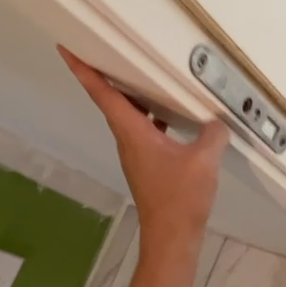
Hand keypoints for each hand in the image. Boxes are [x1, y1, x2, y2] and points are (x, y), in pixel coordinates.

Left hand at [61, 47, 228, 251]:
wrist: (172, 237)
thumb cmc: (180, 198)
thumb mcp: (204, 161)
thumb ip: (212, 135)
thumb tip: (217, 123)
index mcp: (133, 133)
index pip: (104, 94)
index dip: (84, 70)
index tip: (67, 50)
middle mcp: (128, 141)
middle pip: (113, 102)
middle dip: (108, 76)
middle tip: (108, 50)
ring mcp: (136, 155)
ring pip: (129, 117)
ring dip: (133, 97)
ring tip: (145, 78)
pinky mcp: (147, 166)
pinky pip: (144, 131)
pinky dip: (151, 117)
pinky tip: (171, 117)